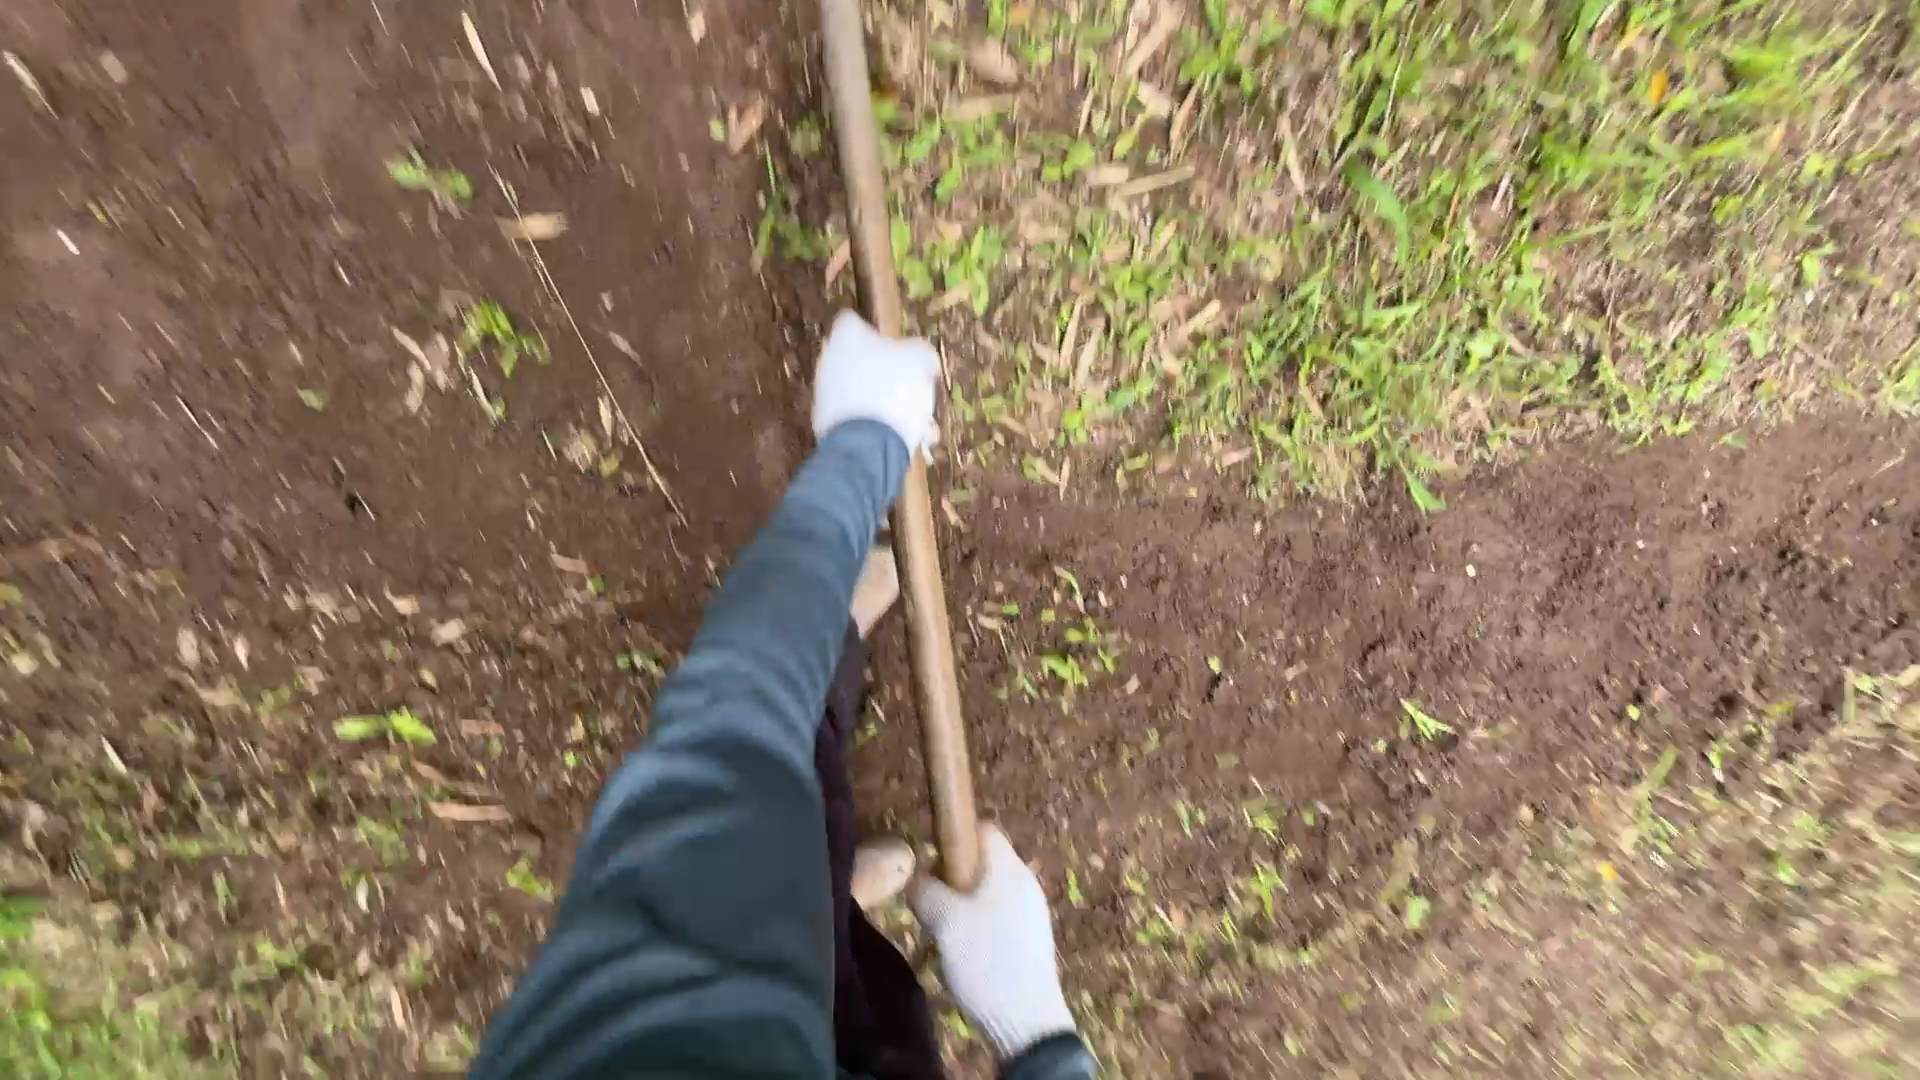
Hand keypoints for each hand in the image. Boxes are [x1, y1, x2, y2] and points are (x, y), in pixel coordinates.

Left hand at [812, 311, 939, 452]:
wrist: (868, 444)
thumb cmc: (894, 390)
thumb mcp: (920, 360)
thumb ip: (920, 352)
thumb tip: (920, 357)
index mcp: (845, 337)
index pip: (854, 322)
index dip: (877, 333)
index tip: (896, 348)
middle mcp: (828, 361)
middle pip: (862, 363)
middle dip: (889, 378)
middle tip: (914, 392)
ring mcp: (825, 396)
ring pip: (864, 396)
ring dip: (890, 407)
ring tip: (919, 426)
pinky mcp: (828, 427)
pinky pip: (859, 422)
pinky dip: (880, 429)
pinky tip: (905, 441)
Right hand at [909, 825, 1076, 1061]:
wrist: (1028, 1022)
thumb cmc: (986, 960)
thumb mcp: (944, 921)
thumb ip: (926, 891)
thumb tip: (919, 879)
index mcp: (1009, 868)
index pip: (982, 828)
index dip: (955, 837)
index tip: (934, 864)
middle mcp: (1026, 881)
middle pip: (984, 861)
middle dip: (954, 877)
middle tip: (935, 905)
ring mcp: (1033, 910)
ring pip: (989, 890)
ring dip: (964, 904)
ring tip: (947, 934)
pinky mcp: (1032, 937)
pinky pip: (1000, 914)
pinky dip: (980, 924)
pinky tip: (967, 954)